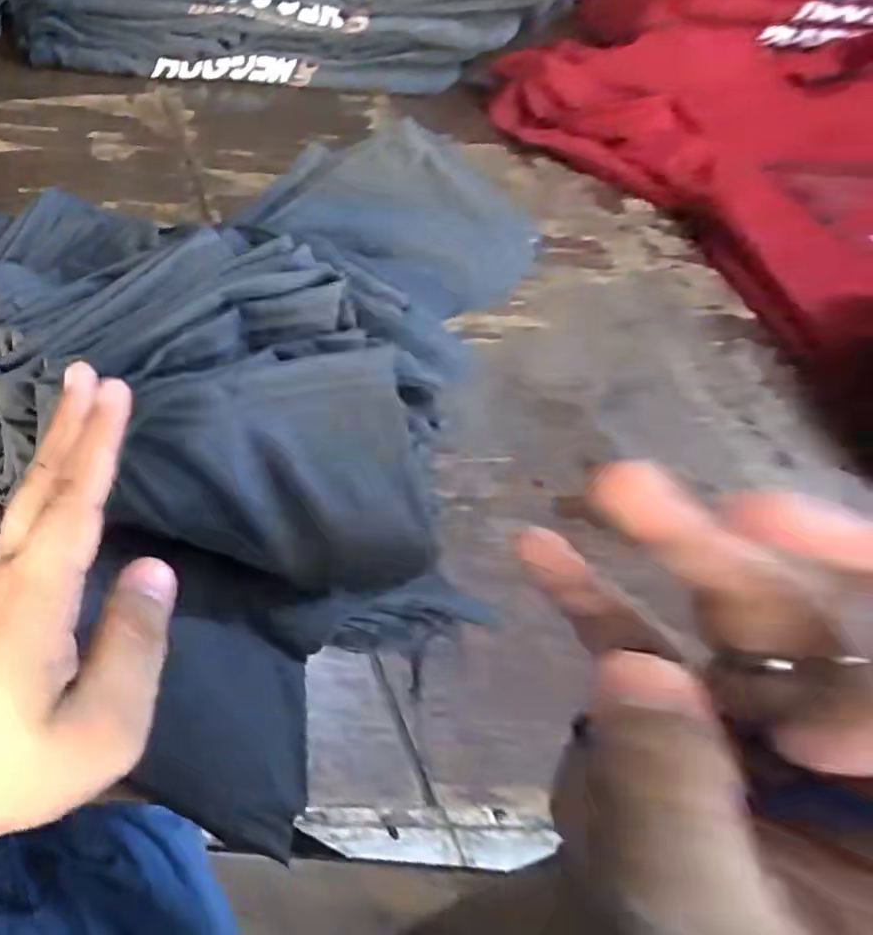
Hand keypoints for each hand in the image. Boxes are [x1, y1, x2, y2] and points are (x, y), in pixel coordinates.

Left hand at [0, 361, 176, 853]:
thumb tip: (154, 568)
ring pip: (29, 497)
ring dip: (56, 447)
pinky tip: (55, 476)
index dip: (99, 445)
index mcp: (37, 593)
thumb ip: (132, 645)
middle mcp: (10, 568)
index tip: (116, 392)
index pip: (77, 504)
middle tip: (90, 373)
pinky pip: (24, 519)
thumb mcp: (102, 728)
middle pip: (45, 484)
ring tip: (76, 404)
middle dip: (71, 425)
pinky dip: (46, 482)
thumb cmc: (19, 761)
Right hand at [519, 463, 872, 933]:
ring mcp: (761, 708)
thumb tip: (637, 666)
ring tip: (611, 485)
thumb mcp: (693, 894)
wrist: (619, 924)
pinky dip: (586, 590)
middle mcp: (860, 746)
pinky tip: (535, 547)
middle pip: (856, 642)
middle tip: (745, 508)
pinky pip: (634, 629)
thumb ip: (673, 792)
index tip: (806, 744)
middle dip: (804, 565)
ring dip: (679, 547)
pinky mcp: (672, 689)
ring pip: (748, 615)